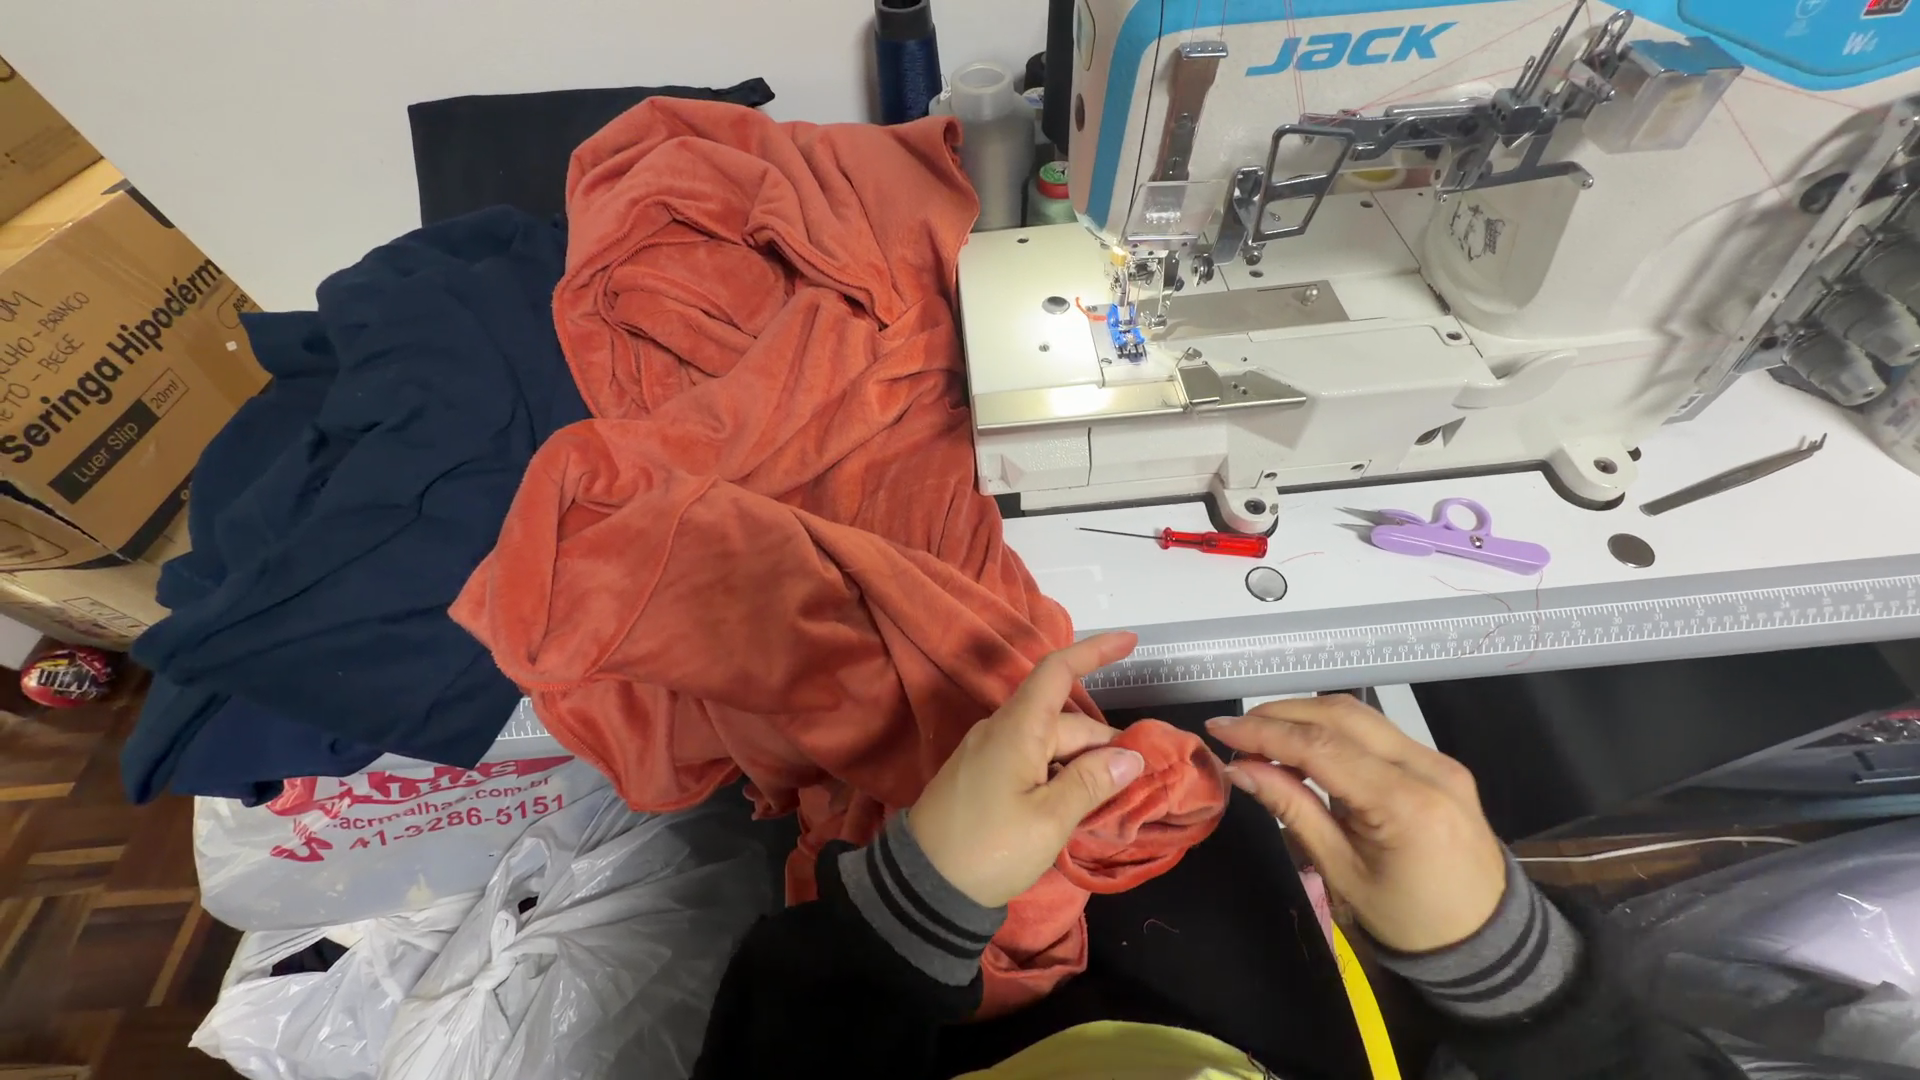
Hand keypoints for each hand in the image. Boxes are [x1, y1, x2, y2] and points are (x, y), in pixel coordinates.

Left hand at [908, 633, 1148, 907]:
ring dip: (1081, 764)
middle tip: (1136, 785)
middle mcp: (1002, 729)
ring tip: (1110, 801)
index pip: (1057, 671)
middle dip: (1102, 745)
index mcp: (1017, 728)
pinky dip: (1058, 774)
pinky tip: (1075, 804)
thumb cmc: (989, 848)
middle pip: (1064, 720)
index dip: (1094, 652)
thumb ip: (1090, 783)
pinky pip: (1030, 760)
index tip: (1131, 641)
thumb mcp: (1049, 820)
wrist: (923, 884)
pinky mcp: (982, 774)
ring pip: (1049, 744)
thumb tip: (1130, 756)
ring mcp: (989, 751)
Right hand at [1207, 696, 1506, 952]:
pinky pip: (1374, 730)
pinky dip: (1330, 729)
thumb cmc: (1407, 919)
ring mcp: (1438, 760)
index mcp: (1405, 804)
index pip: (1320, 746)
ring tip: (1260, 737)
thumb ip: (1292, 809)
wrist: (1487, 943)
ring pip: (1357, 714)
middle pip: (1339, 715)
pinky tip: (1301, 748)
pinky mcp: (1437, 762)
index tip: (1218, 729)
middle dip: (1279, 715)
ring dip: (1302, 716)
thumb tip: (1239, 768)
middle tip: (1234, 732)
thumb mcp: (1340, 871)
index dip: (1263, 733)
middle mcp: (1427, 768)